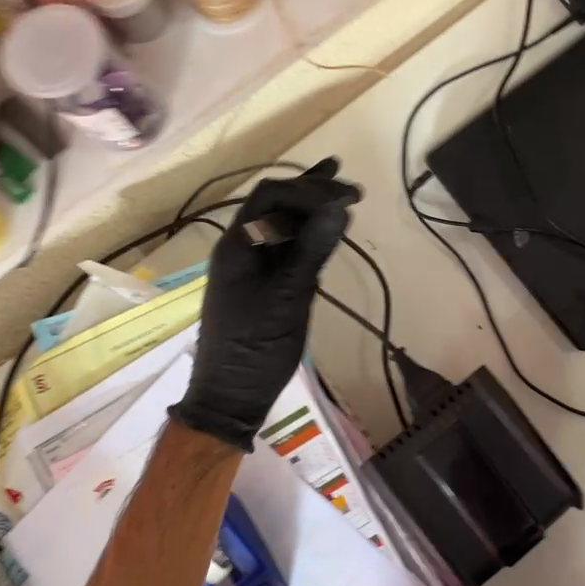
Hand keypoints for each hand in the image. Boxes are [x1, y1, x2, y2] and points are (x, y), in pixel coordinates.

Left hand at [171, 160, 361, 450]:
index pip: (271, 196)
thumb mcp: (288, 297)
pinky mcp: (264, 283)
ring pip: (282, 224)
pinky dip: (309, 234)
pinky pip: (286, 248)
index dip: (308, 189)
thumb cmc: (255, 347)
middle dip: (312, 192)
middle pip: (275, 204)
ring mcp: (252, 266)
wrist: (231, 395)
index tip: (346, 199)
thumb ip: (311, 249)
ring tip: (346, 196)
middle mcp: (242, 247)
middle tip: (353, 191)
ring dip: (312, 208)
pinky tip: (329, 228)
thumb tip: (338, 207)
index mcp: (237, 245)